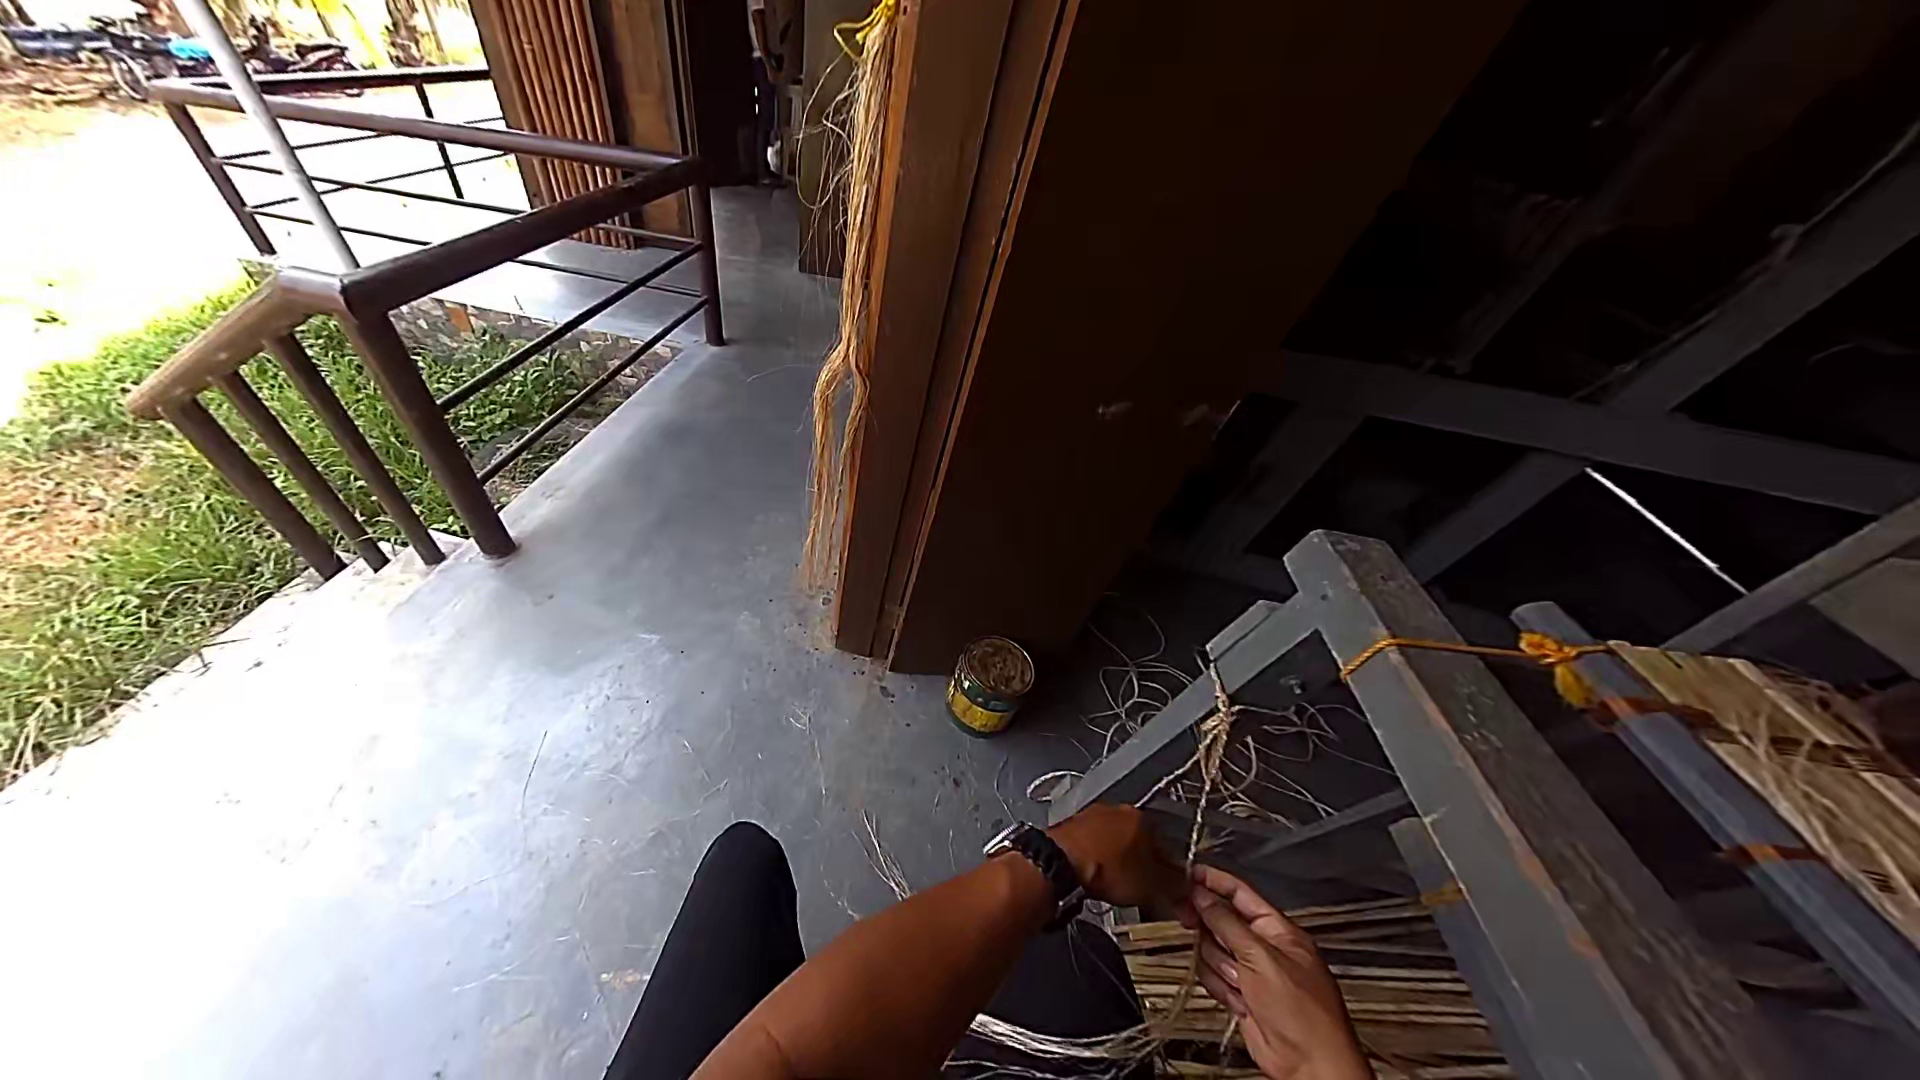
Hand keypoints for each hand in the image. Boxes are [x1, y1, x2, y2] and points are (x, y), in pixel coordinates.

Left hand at [1046, 804, 1185, 907]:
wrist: (1061, 861)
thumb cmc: (1108, 869)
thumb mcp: (1150, 885)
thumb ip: (1174, 888)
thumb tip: (1187, 893)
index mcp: (1141, 818)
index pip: (1165, 842)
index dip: (1168, 868)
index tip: (1165, 886)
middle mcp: (1117, 809)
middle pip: (1139, 838)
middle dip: (1141, 862)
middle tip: (1140, 886)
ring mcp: (1093, 814)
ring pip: (1115, 839)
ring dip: (1118, 858)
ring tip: (1115, 882)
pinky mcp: (1073, 824)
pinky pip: (1093, 841)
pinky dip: (1097, 856)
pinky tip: (1095, 873)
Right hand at [1185, 865, 1369, 1079]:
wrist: (1310, 1069)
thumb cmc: (1304, 1015)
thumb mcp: (1262, 958)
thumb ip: (1227, 923)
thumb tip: (1202, 895)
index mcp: (1277, 931)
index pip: (1240, 894)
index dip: (1214, 881)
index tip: (1190, 873)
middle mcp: (1262, 947)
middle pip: (1220, 919)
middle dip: (1207, 924)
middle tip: (1187, 918)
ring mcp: (1250, 972)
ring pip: (1212, 948)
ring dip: (1218, 964)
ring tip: (1237, 981)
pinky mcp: (1239, 994)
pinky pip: (1212, 975)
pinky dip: (1219, 986)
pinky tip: (1238, 1000)